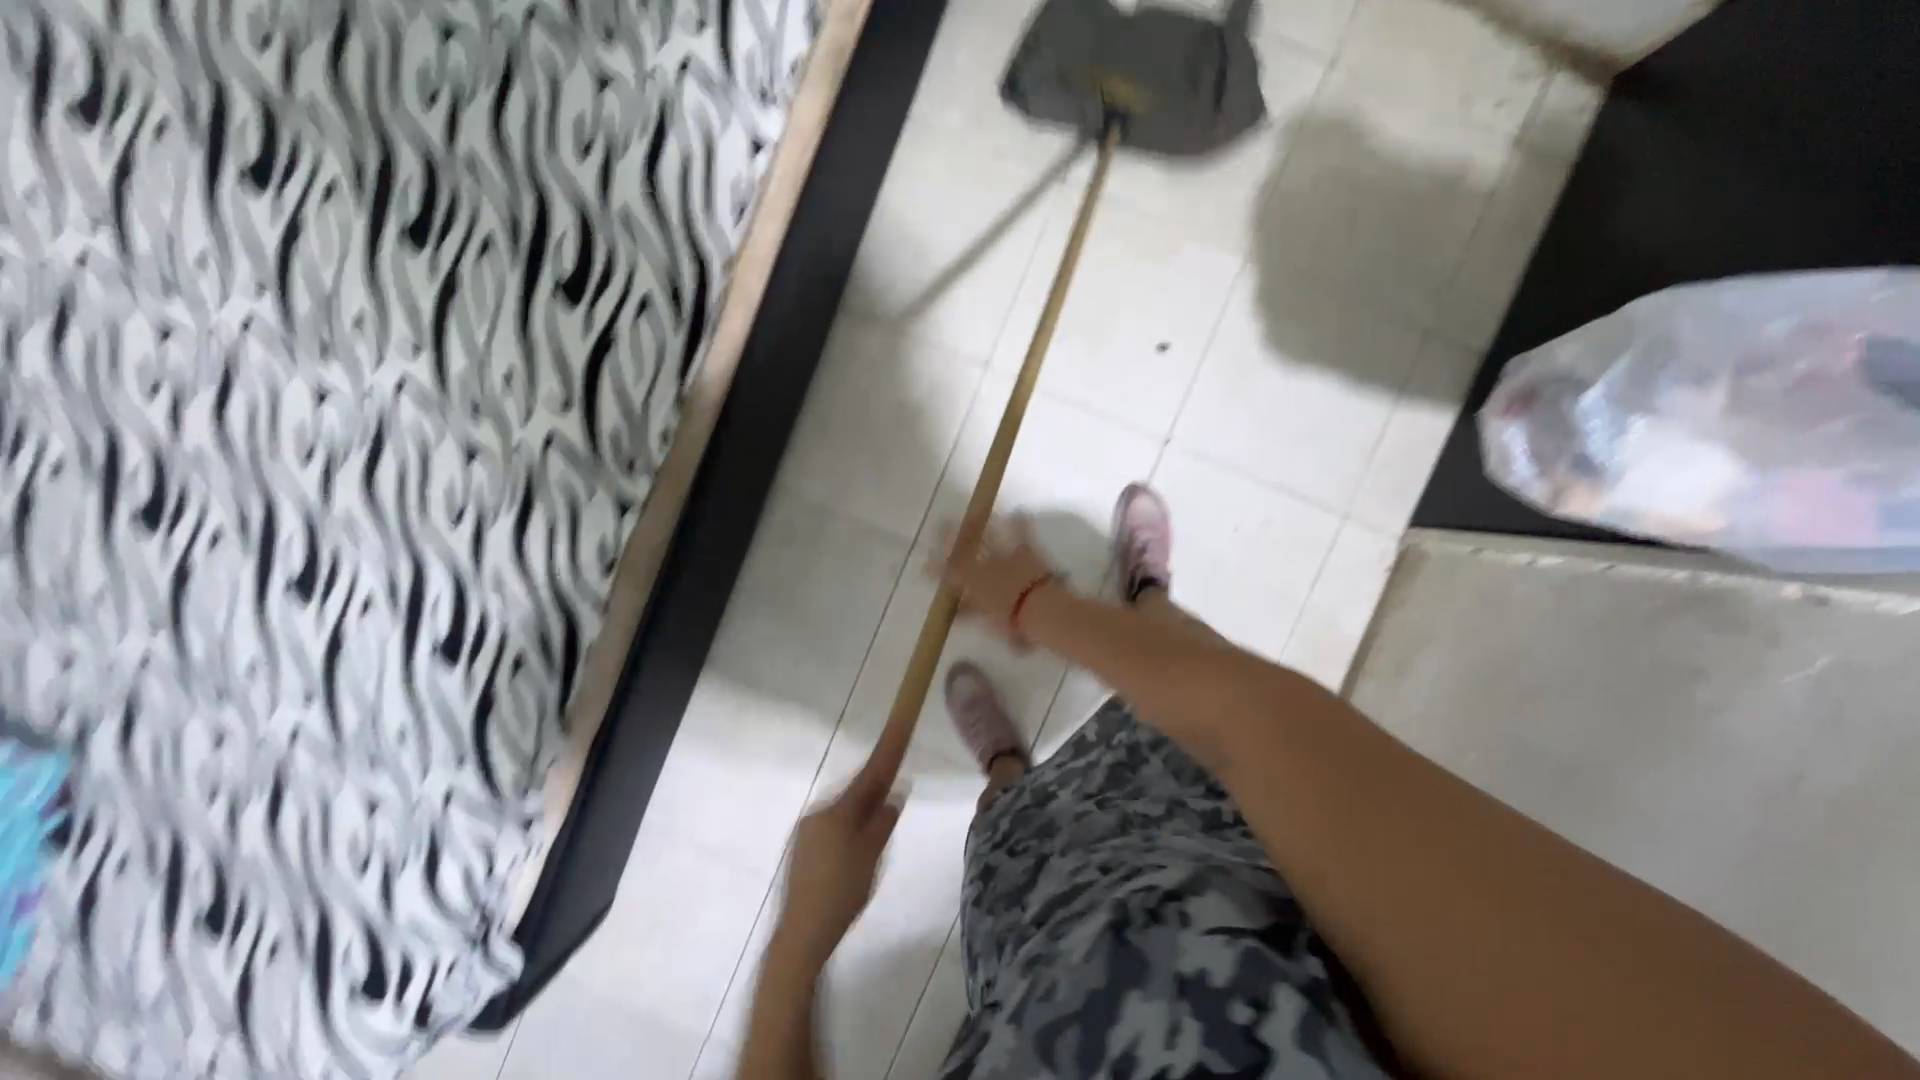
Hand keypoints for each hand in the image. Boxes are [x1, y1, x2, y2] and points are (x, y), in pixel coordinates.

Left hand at [774, 773, 902, 967]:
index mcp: (836, 811)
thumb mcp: (872, 856)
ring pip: (840, 815)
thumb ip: (883, 821)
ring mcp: (804, 833)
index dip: (885, 754)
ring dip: (858, 818)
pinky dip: (845, 834)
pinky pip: (829, 831)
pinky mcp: (799, 852)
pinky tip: (852, 859)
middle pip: (852, 795)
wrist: (801, 933)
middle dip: (872, 797)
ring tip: (872, 849)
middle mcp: (817, 814)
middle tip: (891, 810)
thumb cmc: (842, 892)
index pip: (867, 777)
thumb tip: (894, 793)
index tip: (897, 730)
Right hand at [931, 514, 1064, 644]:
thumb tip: (954, 615)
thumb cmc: (1012, 621)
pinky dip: (1020, 522)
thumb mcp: (987, 621)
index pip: (949, 573)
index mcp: (973, 584)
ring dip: (979, 524)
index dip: (935, 568)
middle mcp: (986, 565)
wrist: (1040, 607)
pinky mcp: (1027, 551)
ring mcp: (1006, 555)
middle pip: (964, 547)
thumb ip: (969, 613)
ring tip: (974, 513)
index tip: (925, 564)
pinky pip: (1023, 533)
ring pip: (988, 535)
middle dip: (950, 535)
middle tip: (942, 522)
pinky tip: (1018, 511)